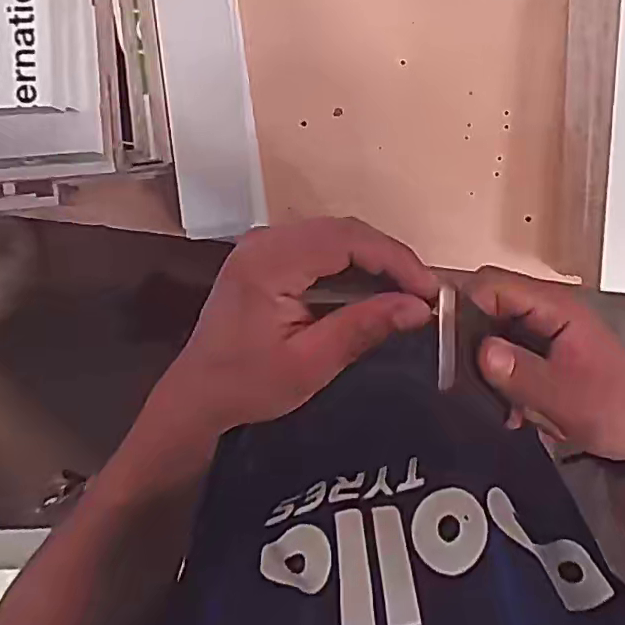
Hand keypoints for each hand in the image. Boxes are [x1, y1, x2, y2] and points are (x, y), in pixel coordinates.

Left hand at [151, 217, 437, 435]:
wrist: (197, 394)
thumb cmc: (247, 385)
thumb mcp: (309, 364)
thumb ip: (362, 328)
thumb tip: (418, 308)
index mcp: (269, 261)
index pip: (346, 240)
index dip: (394, 259)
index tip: (428, 288)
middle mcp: (266, 240)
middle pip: (344, 230)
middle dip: (390, 256)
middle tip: (424, 290)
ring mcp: (265, 243)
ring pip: (336, 233)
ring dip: (375, 256)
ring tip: (408, 287)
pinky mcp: (269, 253)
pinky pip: (322, 244)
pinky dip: (355, 260)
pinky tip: (376, 282)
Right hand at [468, 266, 624, 463]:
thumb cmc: (617, 411)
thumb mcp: (569, 400)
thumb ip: (523, 375)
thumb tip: (481, 351)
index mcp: (556, 307)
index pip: (495, 285)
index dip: (464, 303)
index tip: (442, 336)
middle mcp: (544, 310)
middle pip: (487, 302)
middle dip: (468, 334)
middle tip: (454, 370)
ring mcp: (540, 329)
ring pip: (490, 327)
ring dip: (481, 359)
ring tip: (483, 394)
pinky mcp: (536, 350)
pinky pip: (501, 349)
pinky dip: (494, 373)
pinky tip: (502, 405)